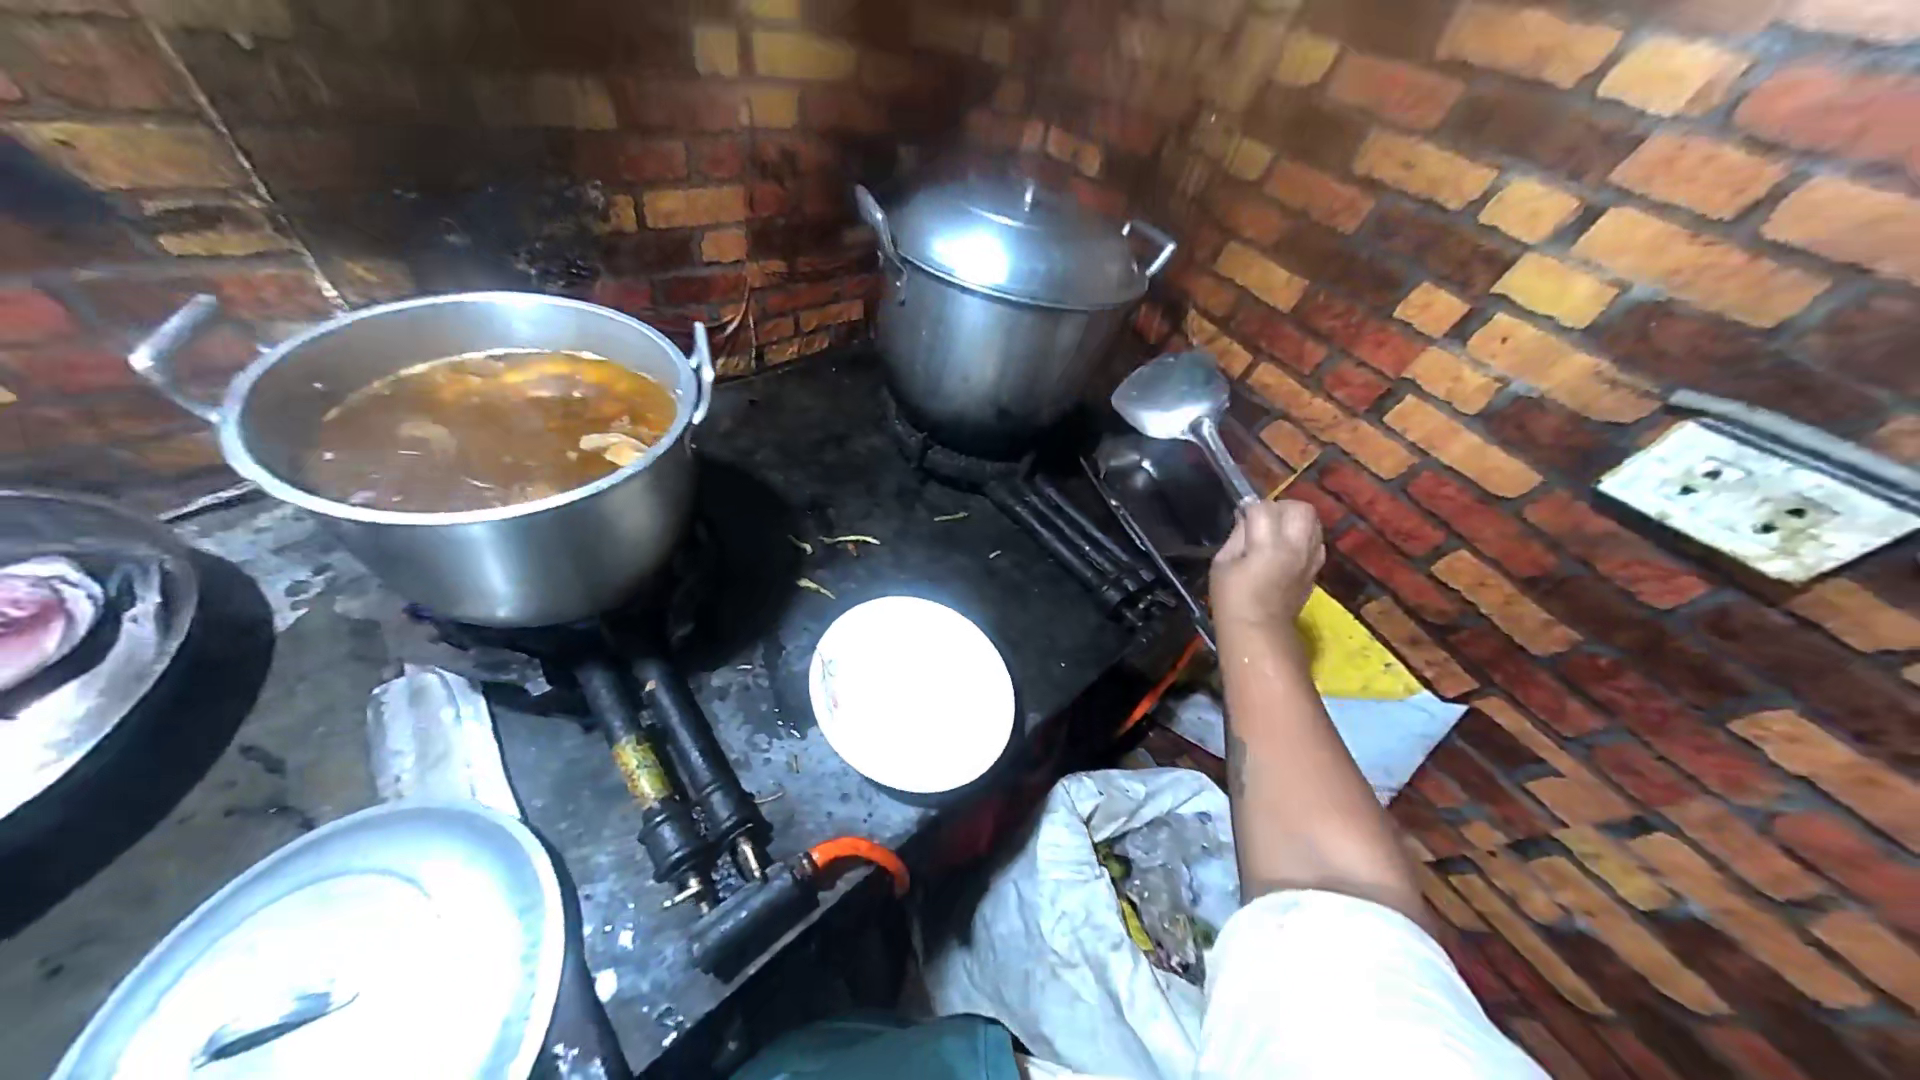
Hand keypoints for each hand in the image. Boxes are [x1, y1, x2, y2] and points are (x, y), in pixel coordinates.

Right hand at [1210, 499, 1323, 636]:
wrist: (1259, 630)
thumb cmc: (1232, 599)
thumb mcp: (1222, 563)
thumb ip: (1237, 535)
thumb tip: (1246, 518)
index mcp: (1269, 546)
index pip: (1264, 508)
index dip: (1249, 509)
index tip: (1240, 516)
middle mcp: (1296, 547)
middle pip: (1300, 508)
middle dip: (1280, 507)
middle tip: (1264, 519)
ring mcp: (1311, 557)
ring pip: (1313, 521)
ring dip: (1294, 520)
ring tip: (1276, 531)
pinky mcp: (1317, 568)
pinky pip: (1315, 539)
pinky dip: (1303, 536)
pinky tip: (1286, 548)